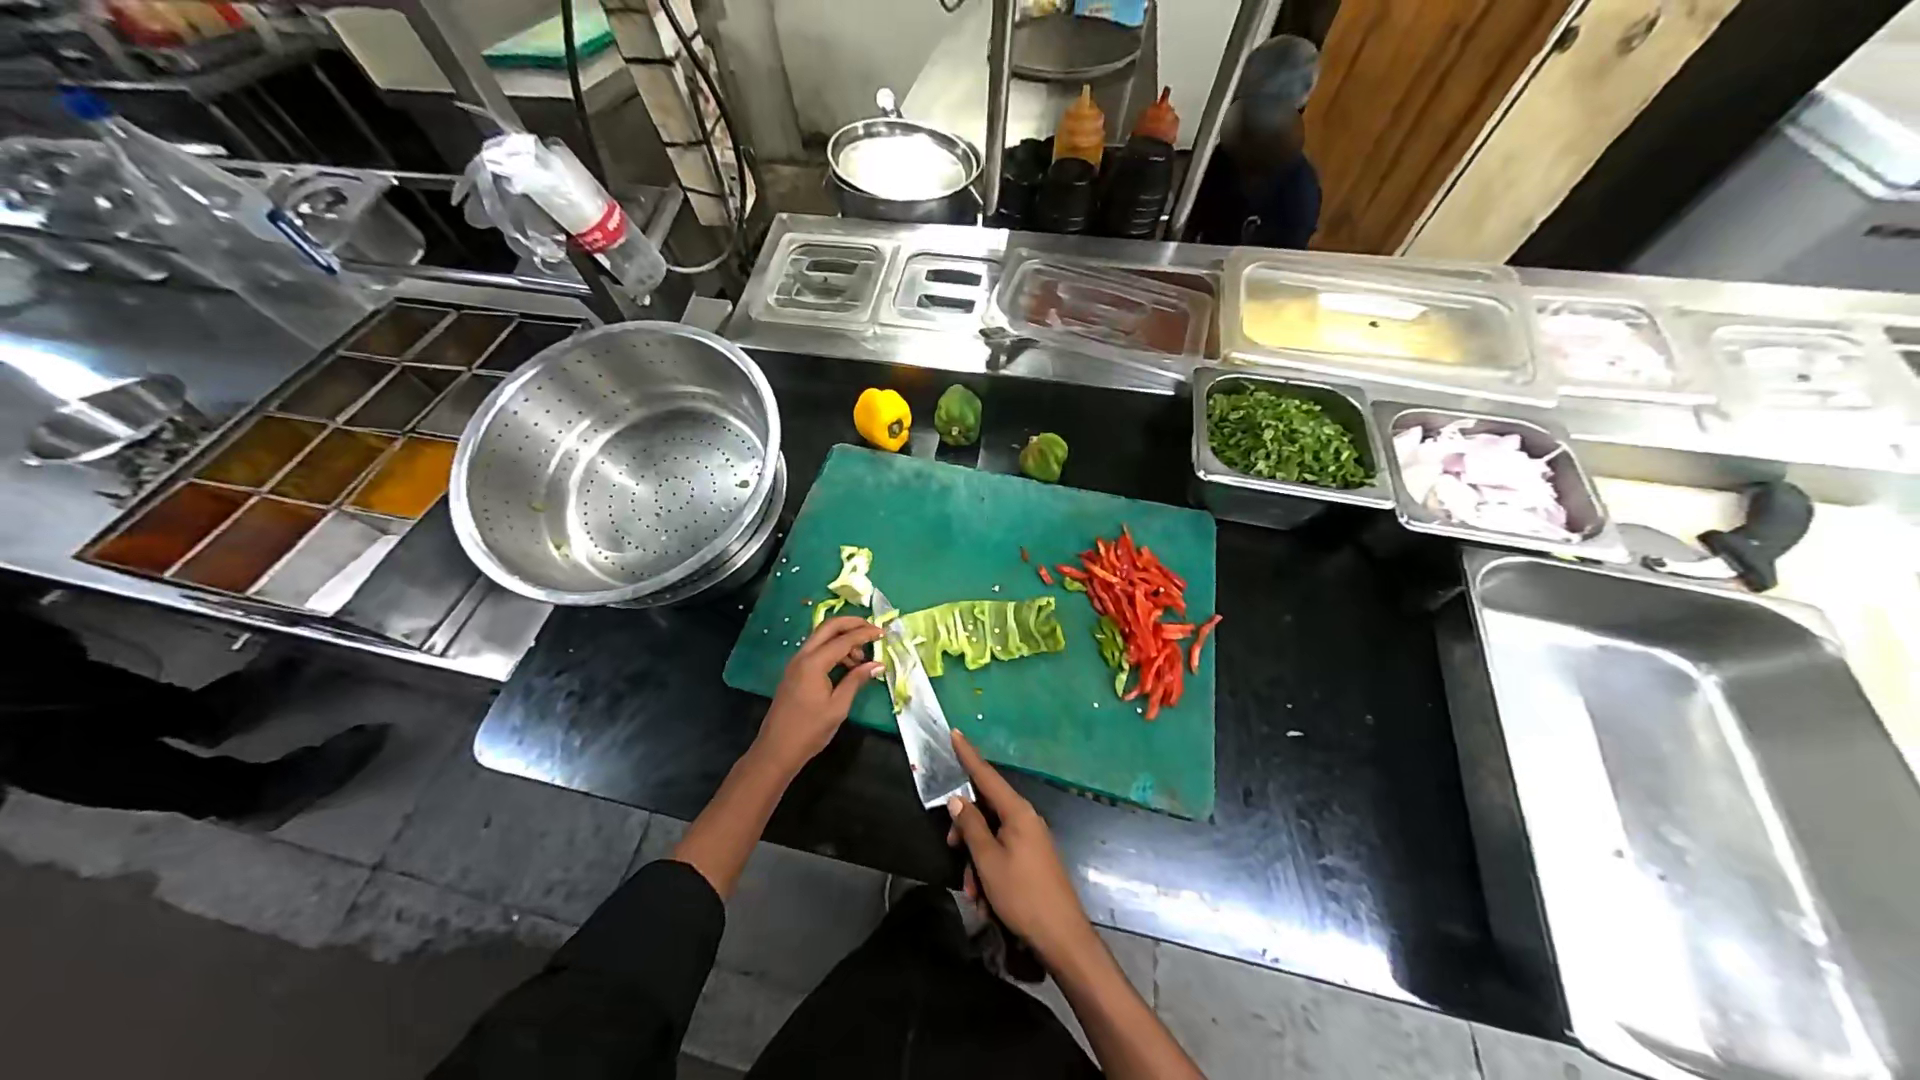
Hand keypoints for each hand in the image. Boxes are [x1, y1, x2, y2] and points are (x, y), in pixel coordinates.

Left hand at [752, 615, 882, 774]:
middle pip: (828, 627)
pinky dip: (833, 649)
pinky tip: (846, 665)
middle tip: (872, 629)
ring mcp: (796, 663)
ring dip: (842, 638)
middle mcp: (802, 656)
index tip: (883, 633)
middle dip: (852, 624)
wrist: (777, 749)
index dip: (865, 634)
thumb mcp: (838, 706)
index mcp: (813, 663)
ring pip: (821, 637)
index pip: (844, 639)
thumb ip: (856, 680)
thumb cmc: (810, 730)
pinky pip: (816, 650)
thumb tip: (878, 664)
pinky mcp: (795, 671)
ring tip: (861, 658)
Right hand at [945, 729, 1097, 965]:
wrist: (1061, 936)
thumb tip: (958, 799)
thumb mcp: (987, 860)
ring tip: (975, 895)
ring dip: (975, 862)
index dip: (968, 755)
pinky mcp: (1032, 859)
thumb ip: (970, 826)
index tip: (955, 733)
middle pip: (985, 810)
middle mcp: (1025, 819)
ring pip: (990, 838)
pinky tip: (986, 901)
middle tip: (951, 851)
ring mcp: (1030, 839)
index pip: (986, 775)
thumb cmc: (1022, 894)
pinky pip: (1001, 854)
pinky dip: (988, 873)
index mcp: (1017, 812)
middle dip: (964, 832)